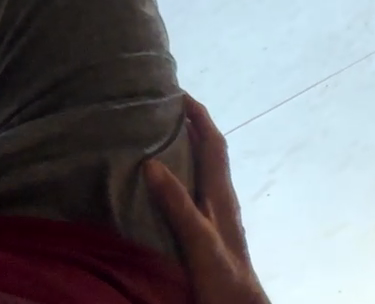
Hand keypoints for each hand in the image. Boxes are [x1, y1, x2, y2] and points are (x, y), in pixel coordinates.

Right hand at [145, 97, 269, 303]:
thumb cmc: (225, 283)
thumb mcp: (201, 243)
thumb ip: (179, 206)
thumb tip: (151, 161)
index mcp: (221, 197)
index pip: (213, 144)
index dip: (198, 115)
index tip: (176, 91)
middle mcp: (219, 200)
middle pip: (206, 151)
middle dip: (186, 124)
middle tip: (155, 106)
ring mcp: (214, 217)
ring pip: (198, 169)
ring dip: (180, 146)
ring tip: (149, 132)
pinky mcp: (204, 232)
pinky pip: (188, 189)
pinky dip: (173, 172)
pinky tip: (154, 179)